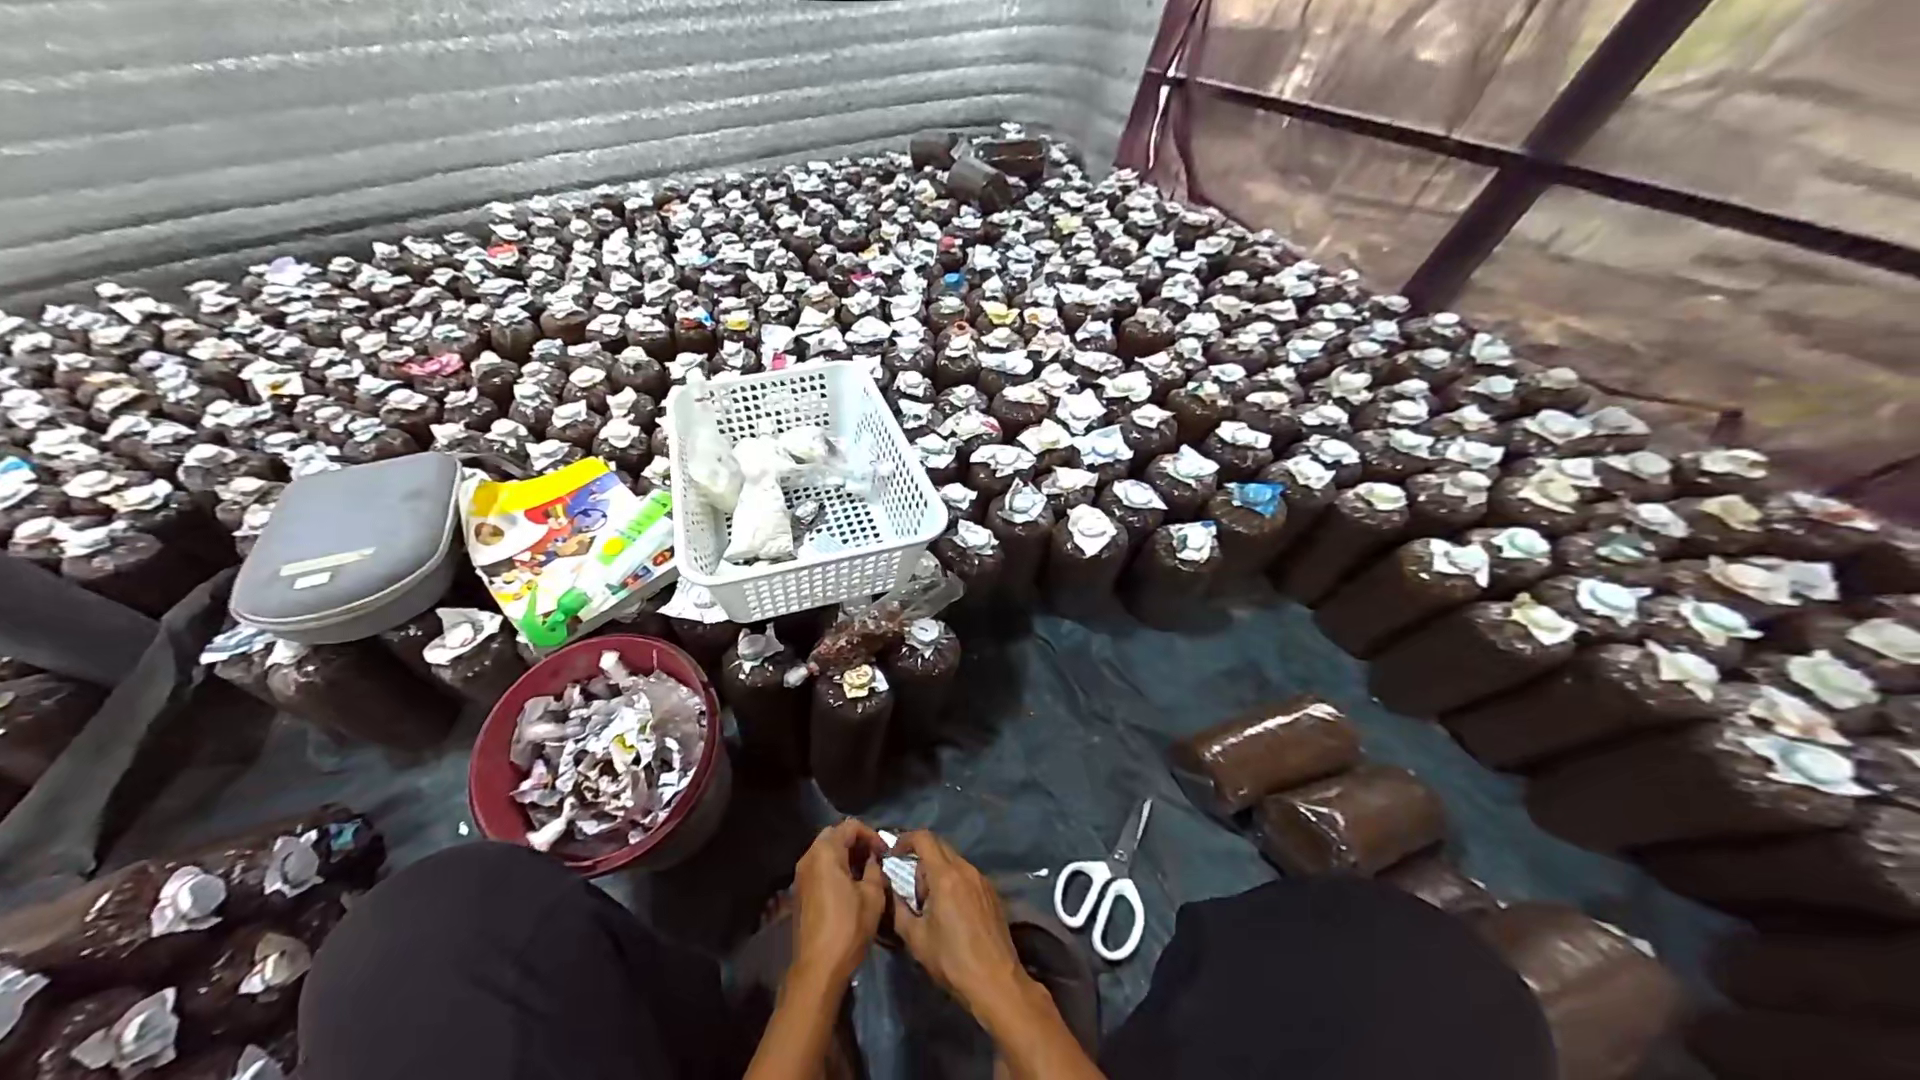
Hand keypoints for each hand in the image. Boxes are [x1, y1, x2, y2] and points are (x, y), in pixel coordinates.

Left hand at [789, 819, 889, 989]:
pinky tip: (850, 886)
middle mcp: (808, 858)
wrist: (818, 967)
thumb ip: (875, 869)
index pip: (850, 826)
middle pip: (834, 835)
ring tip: (865, 872)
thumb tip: (872, 860)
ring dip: (845, 855)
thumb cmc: (848, 927)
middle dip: (856, 842)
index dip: (871, 835)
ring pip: (824, 851)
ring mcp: (800, 876)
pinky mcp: (799, 892)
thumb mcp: (873, 896)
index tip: (884, 852)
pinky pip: (818, 868)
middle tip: (874, 858)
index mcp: (825, 852)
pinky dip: (834, 868)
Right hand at [890, 831, 1033, 1017]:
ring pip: (954, 861)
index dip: (905, 840)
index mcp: (946, 876)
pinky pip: (967, 875)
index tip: (893, 855)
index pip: (924, 838)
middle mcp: (966, 870)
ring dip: (937, 873)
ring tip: (931, 906)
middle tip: (912, 890)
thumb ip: (898, 909)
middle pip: (939, 846)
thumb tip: (892, 892)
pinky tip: (952, 912)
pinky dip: (953, 882)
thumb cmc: (951, 961)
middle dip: (920, 859)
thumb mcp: (916, 938)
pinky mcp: (992, 893)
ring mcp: (982, 880)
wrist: (996, 981)